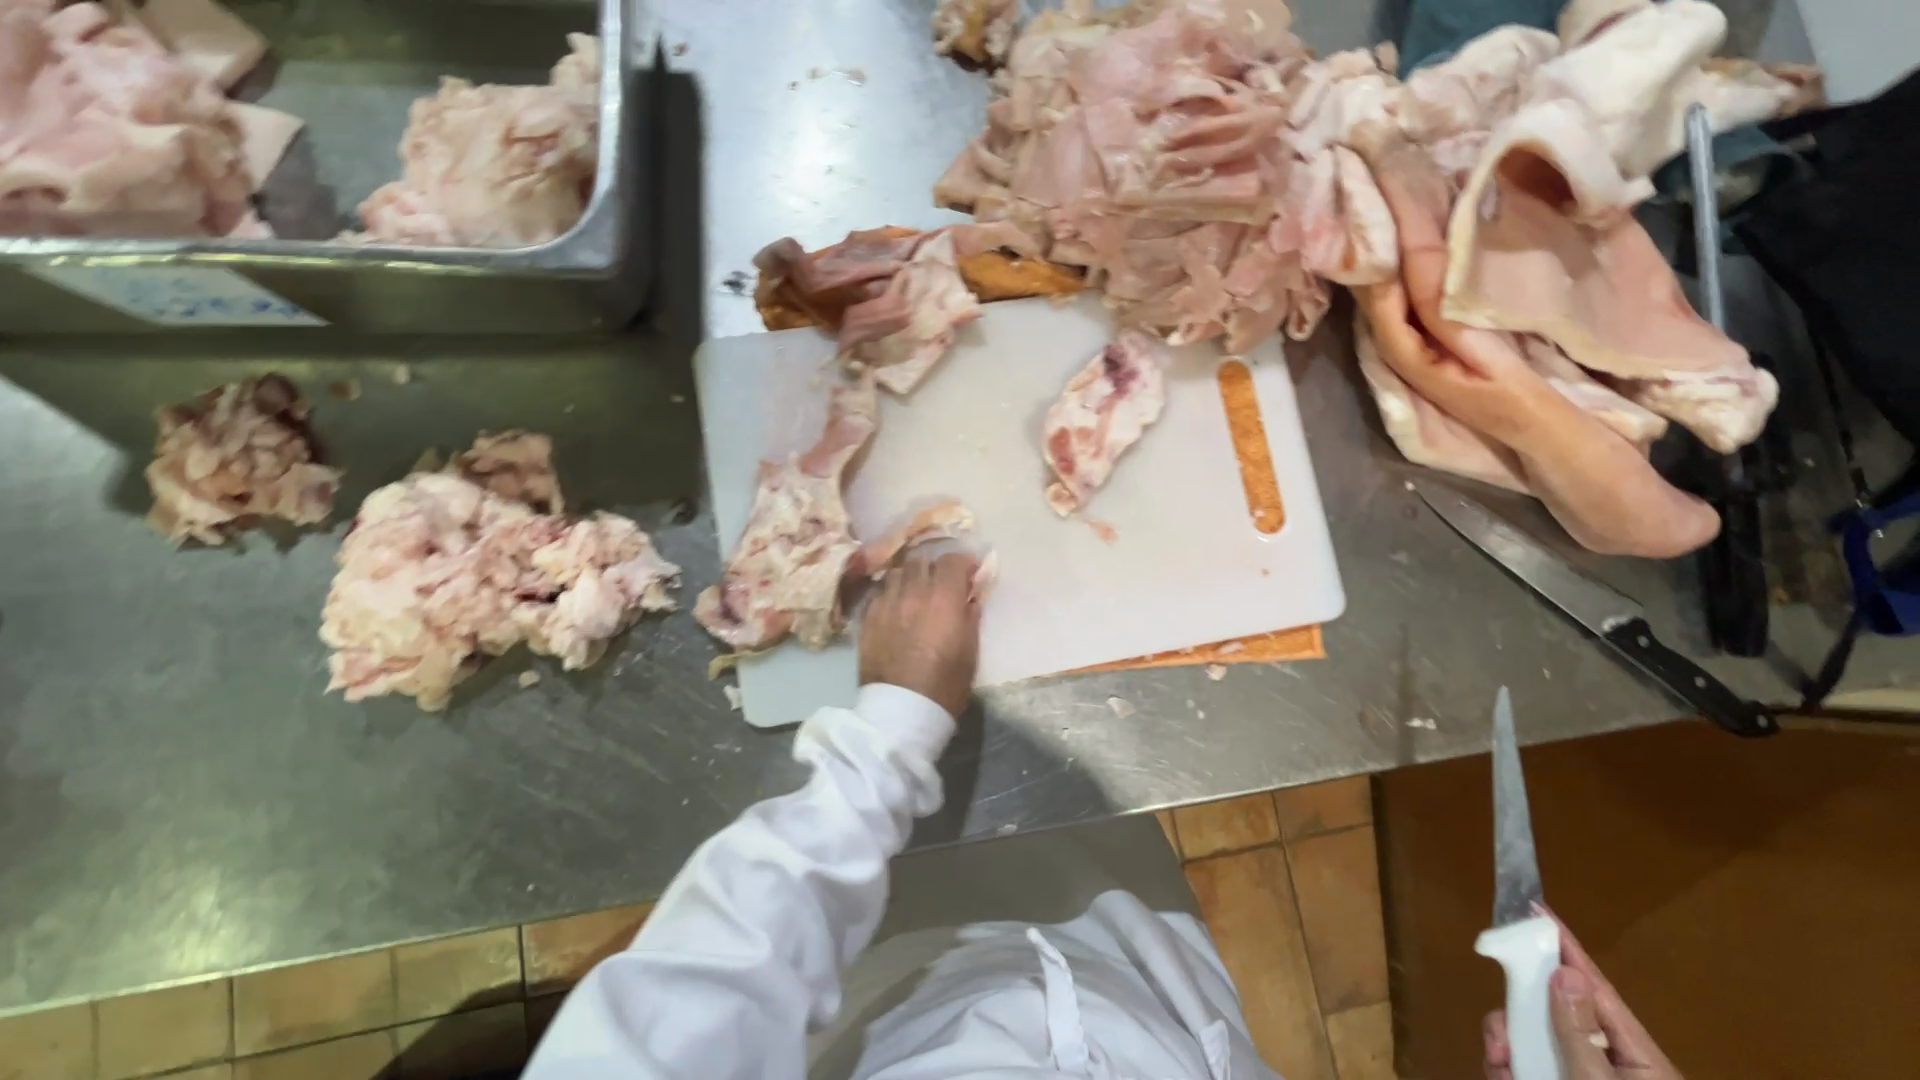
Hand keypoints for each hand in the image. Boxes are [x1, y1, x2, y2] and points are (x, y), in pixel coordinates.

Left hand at [859, 553, 980, 717]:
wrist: (900, 710)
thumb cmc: (944, 684)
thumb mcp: (970, 651)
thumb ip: (971, 617)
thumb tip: (970, 598)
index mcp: (944, 599)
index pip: (952, 560)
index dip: (964, 563)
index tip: (970, 573)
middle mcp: (913, 592)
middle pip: (922, 560)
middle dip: (934, 568)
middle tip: (942, 583)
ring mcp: (886, 603)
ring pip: (896, 572)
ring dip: (909, 577)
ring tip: (915, 592)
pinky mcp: (867, 617)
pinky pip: (879, 592)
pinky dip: (891, 593)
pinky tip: (895, 608)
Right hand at [1483, 923, 1682, 1079]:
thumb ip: (1580, 1036)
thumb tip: (1564, 974)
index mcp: (1639, 1060)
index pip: (1597, 990)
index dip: (1565, 947)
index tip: (1535, 907)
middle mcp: (1609, 1065)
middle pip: (1554, 1013)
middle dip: (1518, 1015)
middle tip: (1499, 1035)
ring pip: (1532, 1042)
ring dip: (1508, 1049)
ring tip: (1499, 1067)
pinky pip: (1524, 1070)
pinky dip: (1506, 1070)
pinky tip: (1501, 1075)